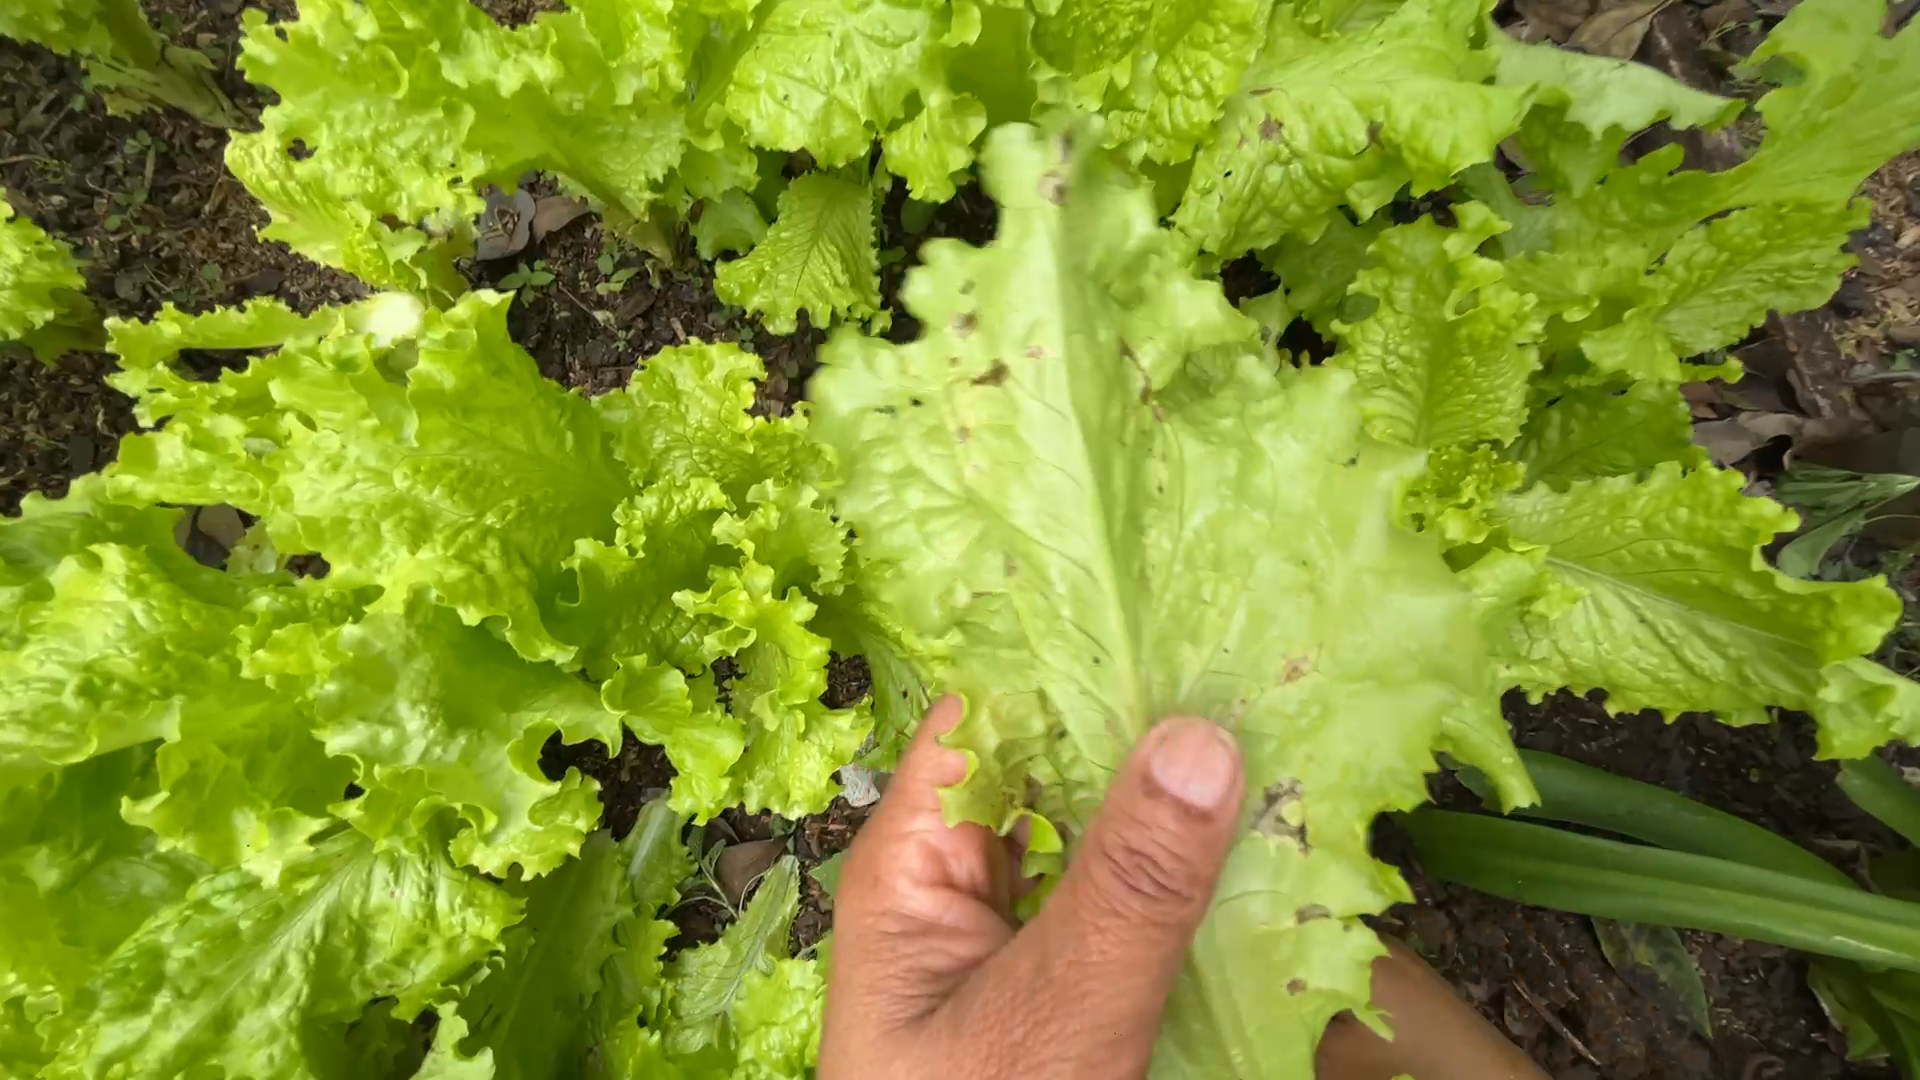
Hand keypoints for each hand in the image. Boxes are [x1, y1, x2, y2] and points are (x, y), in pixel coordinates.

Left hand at [820, 696, 1244, 1079]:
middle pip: (1047, 761)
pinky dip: (1183, 863)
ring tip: (1262, 732)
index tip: (1154, 624)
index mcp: (915, 854)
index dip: (1058, 662)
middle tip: (1237, 668)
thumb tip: (1197, 741)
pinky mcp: (1070, 961)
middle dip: (1133, 724)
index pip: (981, 716)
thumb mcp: (1044, 1026)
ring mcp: (1021, 915)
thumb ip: (1123, 891)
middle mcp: (963, 867)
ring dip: (1169, 792)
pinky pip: (1128, 887)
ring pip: (1096, 822)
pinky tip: (1251, 839)